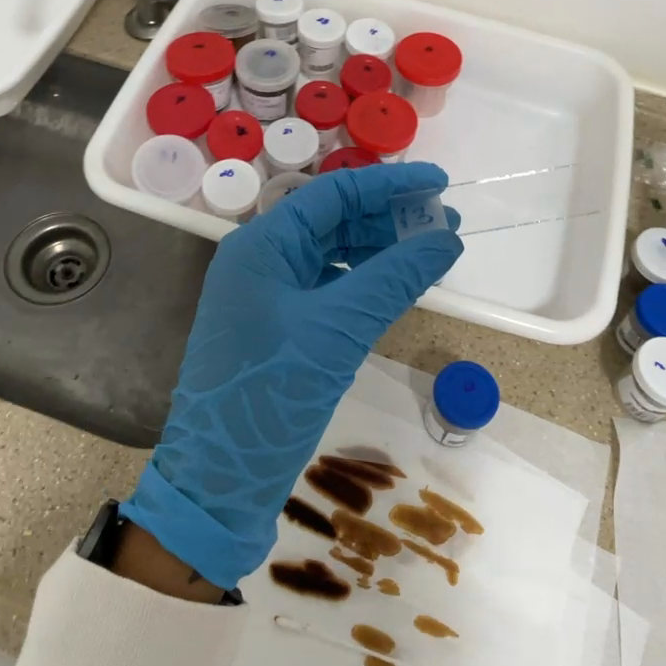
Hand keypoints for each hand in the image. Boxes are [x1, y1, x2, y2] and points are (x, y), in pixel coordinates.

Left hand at [119, 163, 463, 590]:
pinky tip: (399, 288)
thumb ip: (393, 279)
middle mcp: (261, 261)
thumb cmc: (270, 394)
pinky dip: (364, 285)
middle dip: (389, 219)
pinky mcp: (279, 331)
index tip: (439, 183)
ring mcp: (267, 297)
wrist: (219, 483)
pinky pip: (329, 291)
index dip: (388, 185)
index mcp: (261, 246)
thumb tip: (446, 240)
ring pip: (333, 257)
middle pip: (333, 222)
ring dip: (381, 252)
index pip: (332, 195)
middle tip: (445, 225)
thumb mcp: (337, 331)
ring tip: (432, 254)